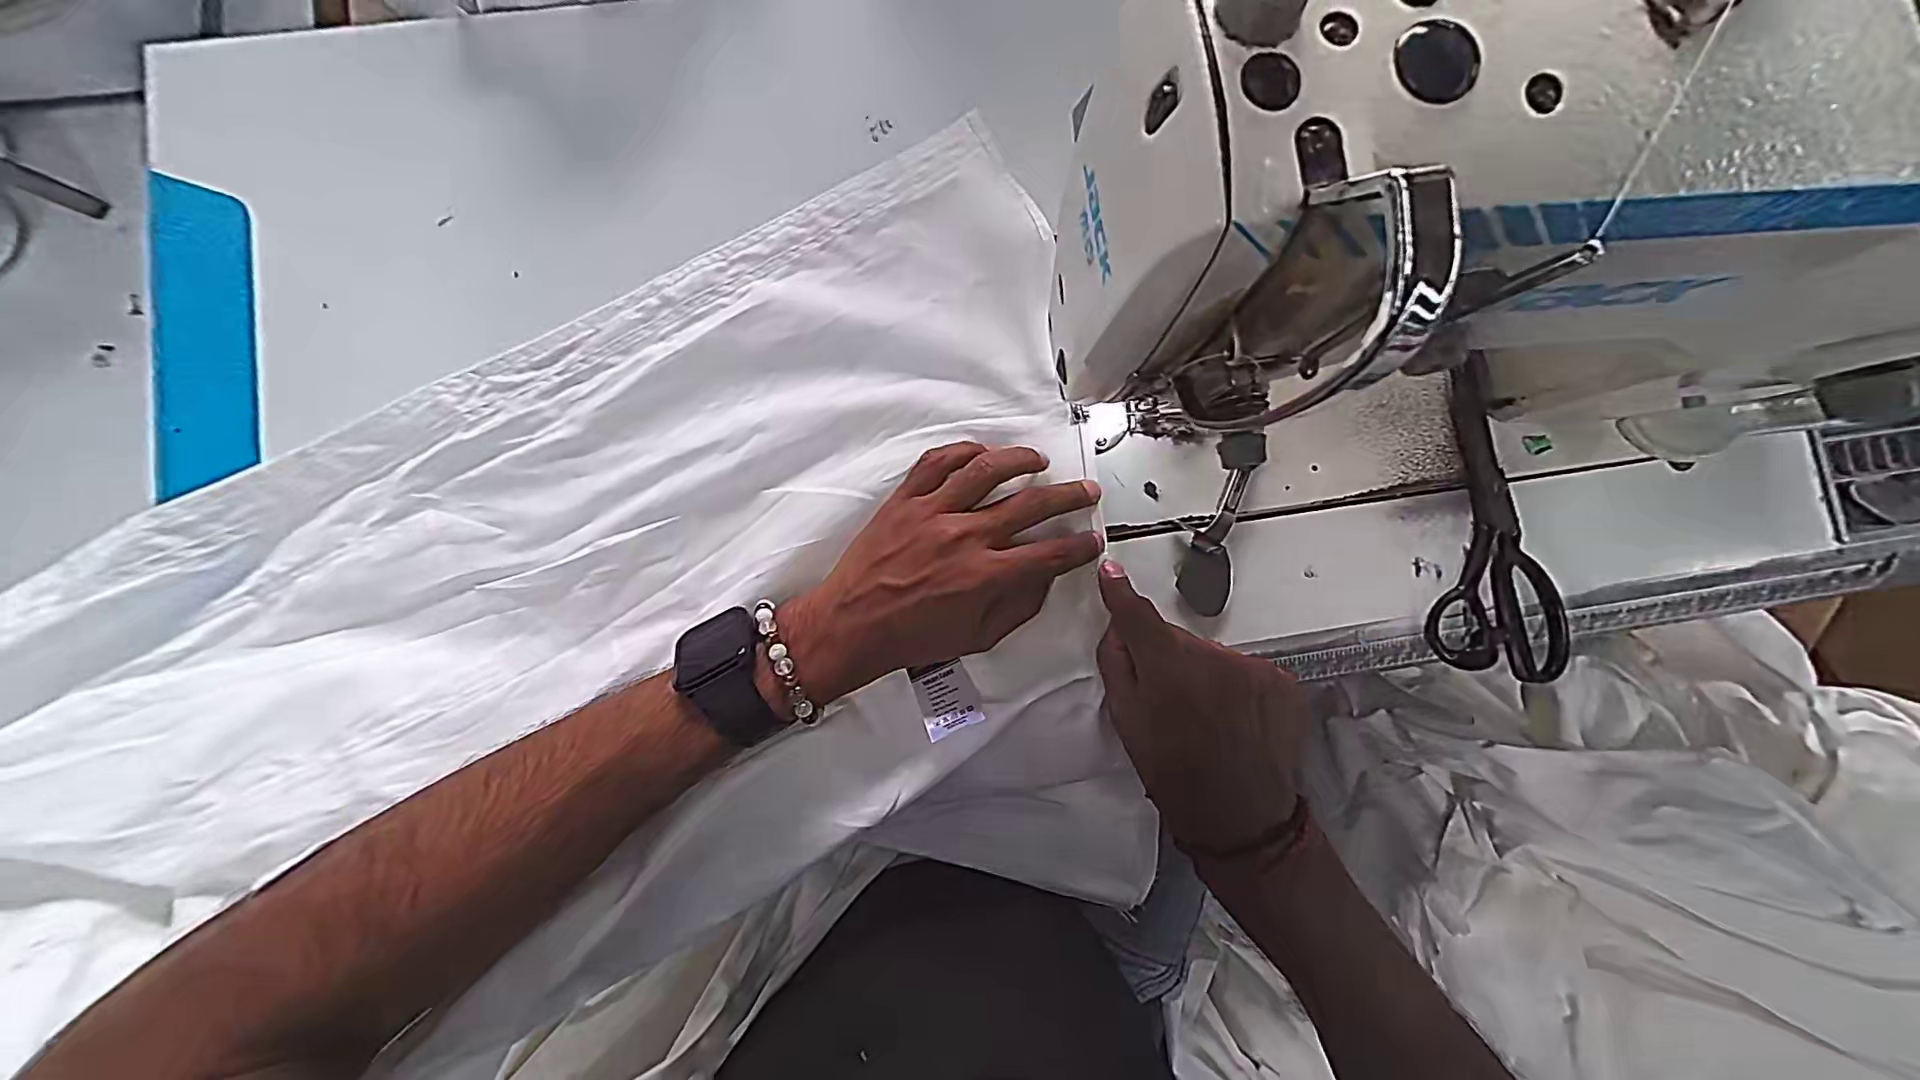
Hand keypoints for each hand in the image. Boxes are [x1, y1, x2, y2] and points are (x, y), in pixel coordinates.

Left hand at [779, 443, 1103, 704]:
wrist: (851, 625)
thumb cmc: (907, 636)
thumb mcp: (976, 637)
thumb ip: (1018, 607)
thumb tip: (1043, 580)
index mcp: (983, 575)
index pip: (1048, 553)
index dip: (1078, 546)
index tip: (1089, 540)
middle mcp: (962, 538)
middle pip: (1031, 504)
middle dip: (1068, 497)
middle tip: (1083, 493)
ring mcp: (931, 514)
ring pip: (987, 470)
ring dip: (1021, 460)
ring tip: (1038, 461)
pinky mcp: (905, 502)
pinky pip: (937, 463)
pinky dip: (963, 451)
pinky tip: (980, 452)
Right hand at [1095, 560, 1311, 852]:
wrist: (1239, 816)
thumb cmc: (1178, 775)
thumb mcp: (1126, 720)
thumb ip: (1116, 664)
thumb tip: (1117, 630)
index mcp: (1166, 668)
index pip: (1136, 614)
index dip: (1119, 591)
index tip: (1112, 574)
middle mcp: (1210, 659)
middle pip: (1176, 636)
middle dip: (1167, 656)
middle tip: (1168, 698)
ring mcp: (1249, 668)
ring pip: (1211, 652)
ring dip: (1203, 672)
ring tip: (1203, 715)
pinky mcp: (1278, 680)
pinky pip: (1242, 667)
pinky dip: (1234, 684)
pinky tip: (1230, 716)